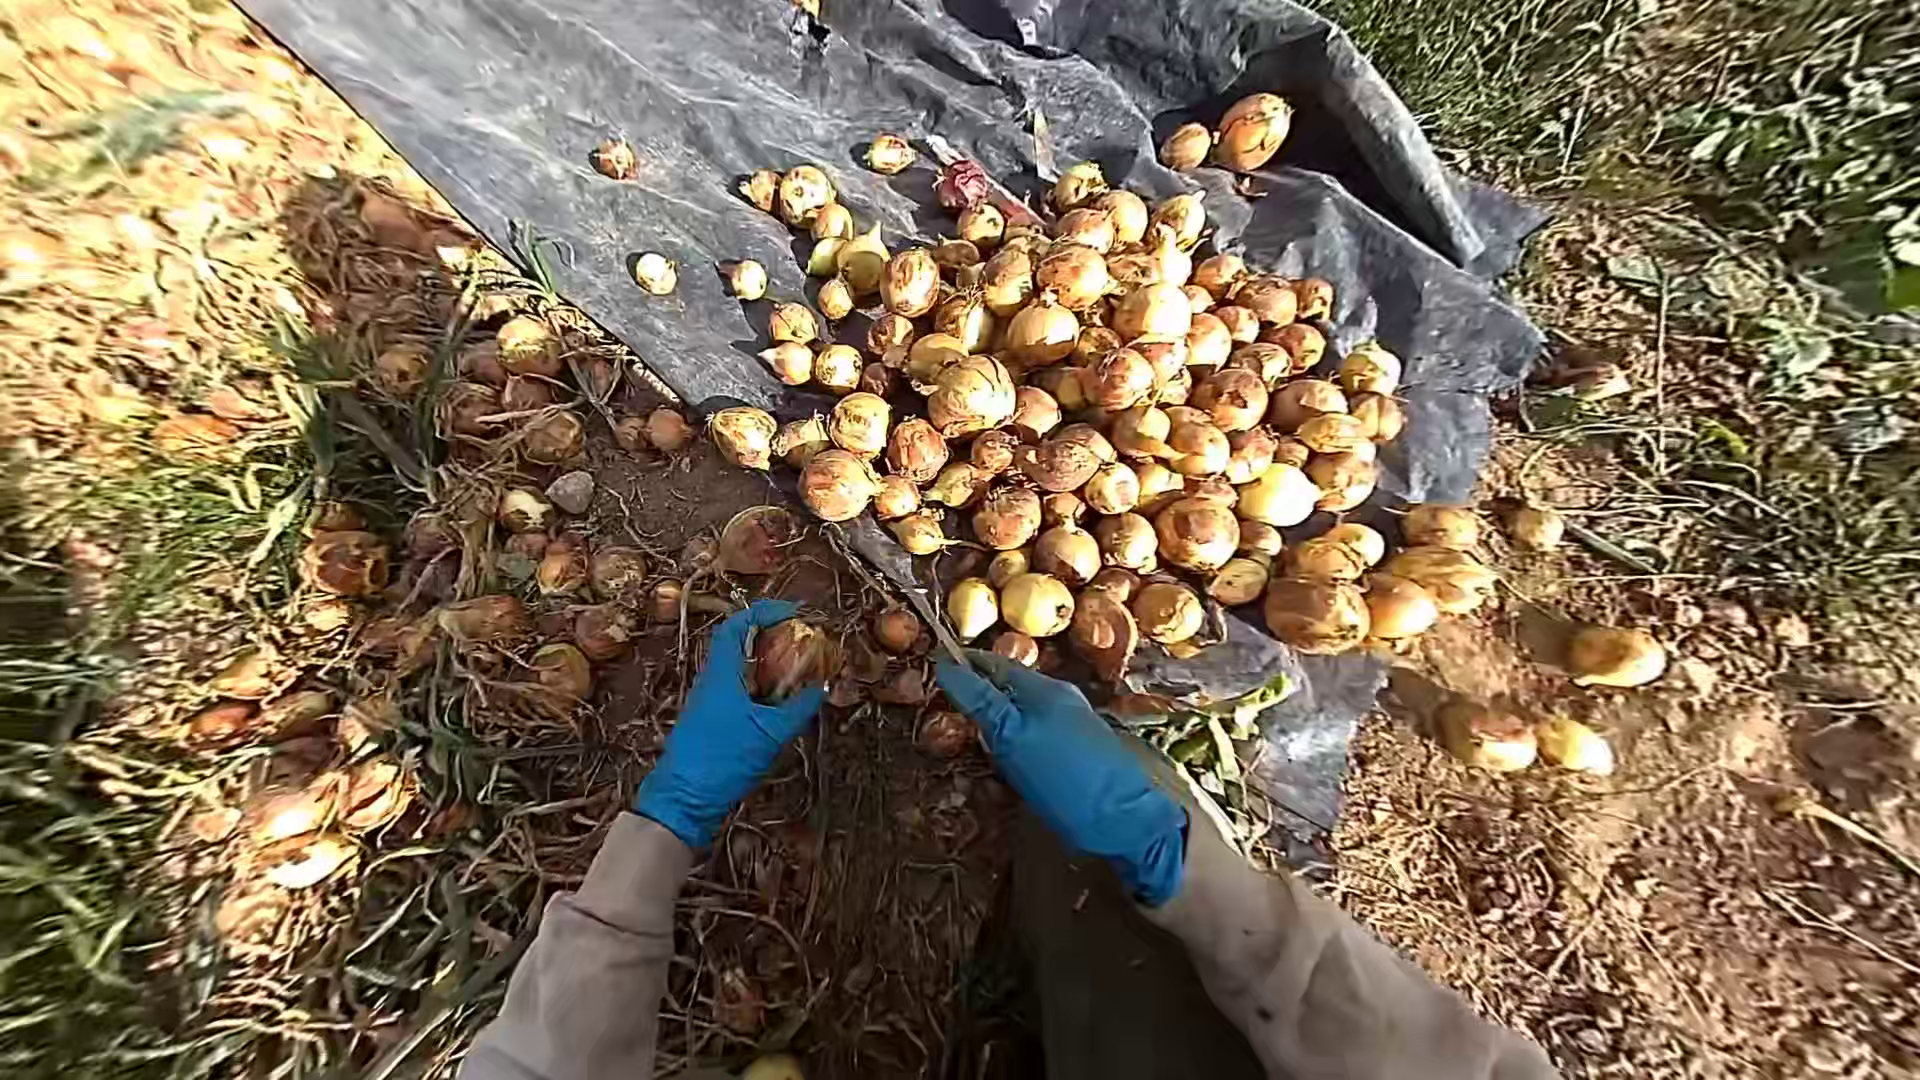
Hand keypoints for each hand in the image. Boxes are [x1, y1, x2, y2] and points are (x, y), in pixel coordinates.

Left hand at [634, 600, 823, 848]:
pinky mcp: (714, 719)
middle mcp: (713, 680)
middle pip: (739, 642)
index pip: (737, 626)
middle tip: (800, 634)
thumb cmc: (722, 759)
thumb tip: (824, 688)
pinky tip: (782, 696)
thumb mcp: (769, 733)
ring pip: (740, 666)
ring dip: (767, 658)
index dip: (764, 611)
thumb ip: (798, 709)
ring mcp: (711, 700)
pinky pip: (741, 687)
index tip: (793, 610)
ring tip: (797, 661)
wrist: (682, 802)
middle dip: (770, 633)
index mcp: (721, 674)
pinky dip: (763, 682)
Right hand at [935, 651, 1187, 905]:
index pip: (996, 664)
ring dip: (994, 726)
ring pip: (1020, 717)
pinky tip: (1004, 769)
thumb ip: (981, 702)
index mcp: (1043, 689)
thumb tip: (946, 666)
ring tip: (969, 742)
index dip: (966, 664)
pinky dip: (1013, 747)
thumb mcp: (1014, 738)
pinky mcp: (1076, 754)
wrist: (1129, 822)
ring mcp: (1070, 727)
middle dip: (978, 698)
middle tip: (945, 711)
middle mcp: (1058, 700)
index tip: (936, 667)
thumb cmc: (1066, 776)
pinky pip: (1034, 740)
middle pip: (1008, 690)